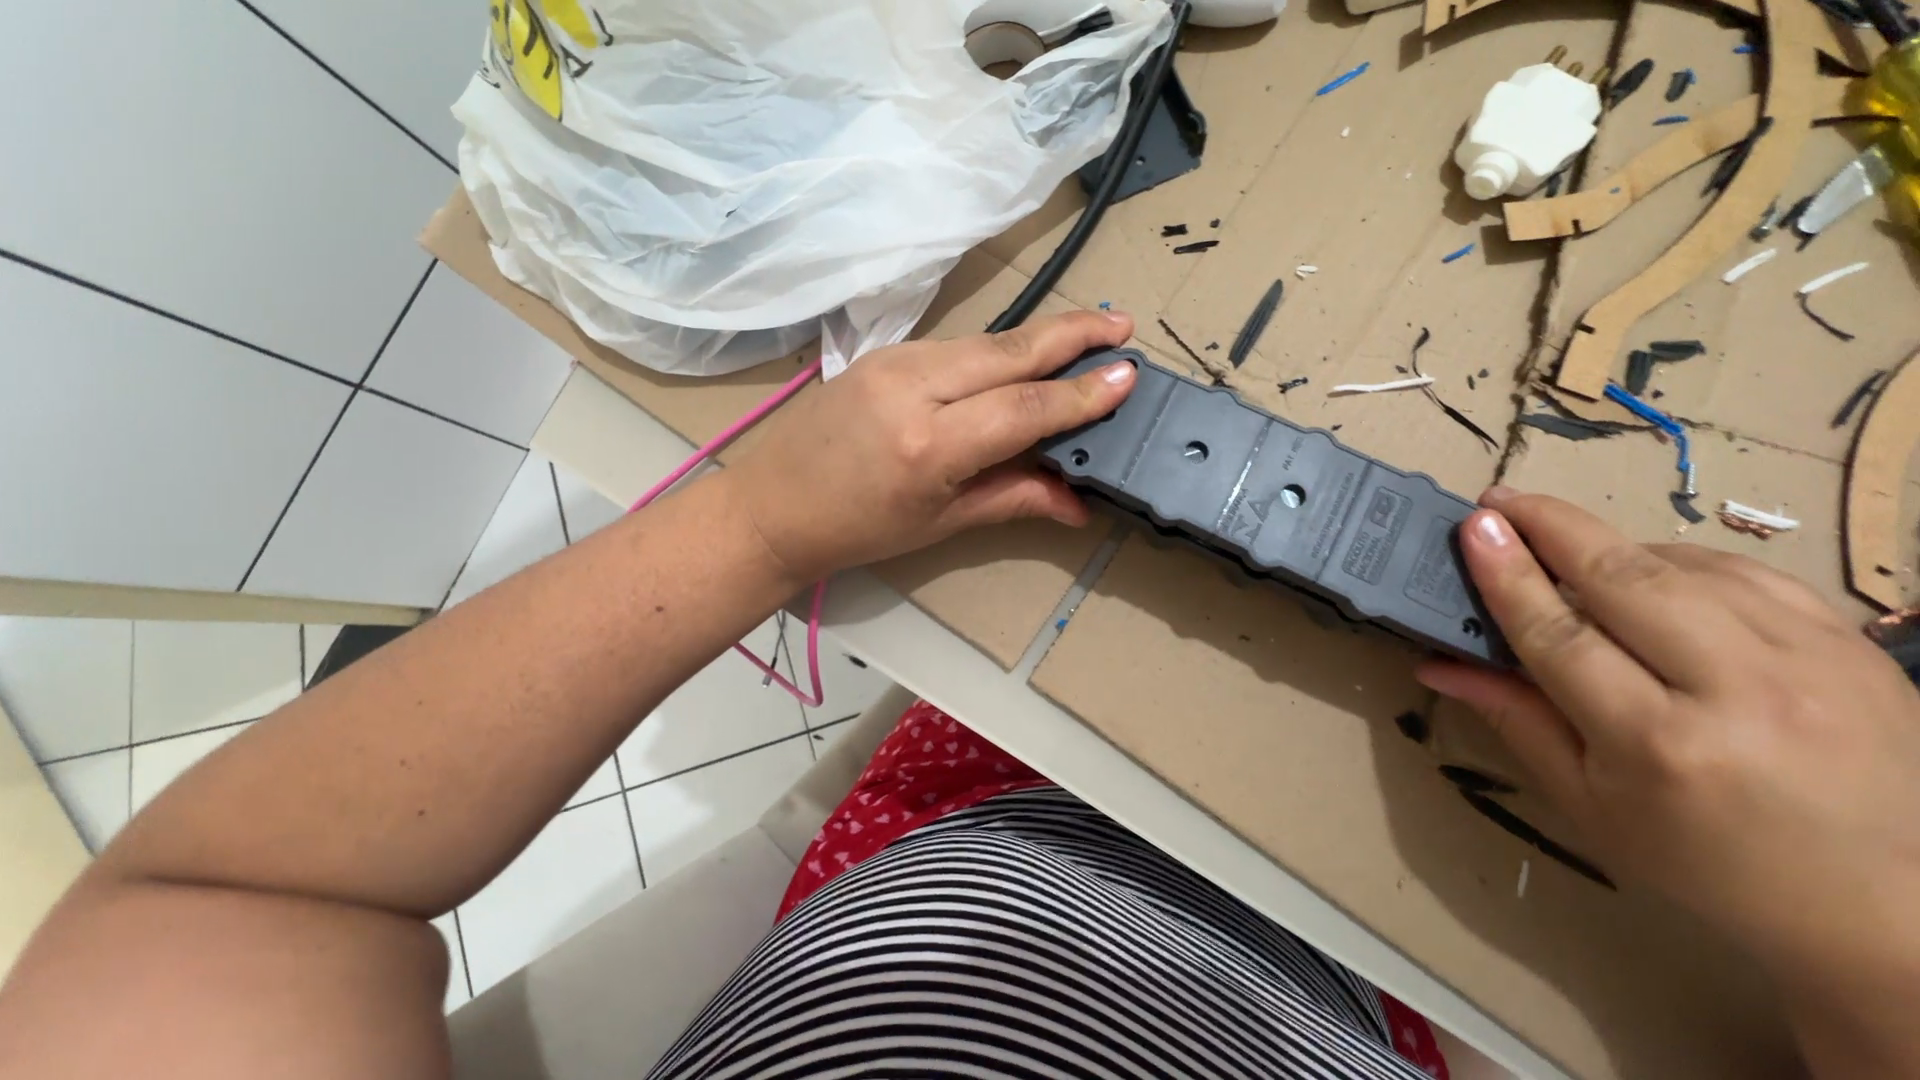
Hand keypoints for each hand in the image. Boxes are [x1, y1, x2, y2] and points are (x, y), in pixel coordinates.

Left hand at [717, 310, 1136, 583]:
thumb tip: (1077, 502)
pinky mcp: (883, 352)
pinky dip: (996, 350)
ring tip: (1086, 335)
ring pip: (985, 341)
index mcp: (930, 444)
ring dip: (1038, 338)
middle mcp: (914, 387)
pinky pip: (955, 346)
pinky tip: (1021, 357)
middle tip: (1122, 325)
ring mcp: (894, 361)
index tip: (1128, 375)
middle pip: (1010, 351)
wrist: (771, 505)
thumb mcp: (940, 522)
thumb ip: (1014, 498)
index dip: (1082, 394)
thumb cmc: (856, 530)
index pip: (1025, 408)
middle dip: (1072, 334)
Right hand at [1418, 487, 1919, 981]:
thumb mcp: (1591, 804)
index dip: (1509, 576)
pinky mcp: (1851, 642)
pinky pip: (1744, 574)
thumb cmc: (1709, 863)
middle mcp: (1738, 690)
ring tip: (1565, 544)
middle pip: (1625, 580)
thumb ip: (1516, 719)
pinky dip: (1680, 564)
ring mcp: (1810, 659)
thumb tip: (1438, 663)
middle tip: (1501, 502)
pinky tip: (1651, 575)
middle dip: (1554, 528)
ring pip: (1683, 566)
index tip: (1474, 527)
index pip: (1561, 636)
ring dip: (1612, 546)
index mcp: (1660, 745)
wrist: (1889, 903)